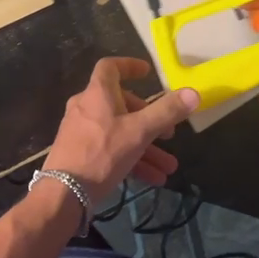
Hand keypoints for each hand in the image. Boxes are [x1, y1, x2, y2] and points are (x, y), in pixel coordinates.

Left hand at [45, 57, 199, 199]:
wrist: (64, 191)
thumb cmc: (102, 152)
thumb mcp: (139, 131)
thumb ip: (166, 112)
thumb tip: (194, 92)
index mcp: (97, 93)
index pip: (110, 67)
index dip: (129, 66)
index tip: (148, 72)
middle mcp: (87, 106)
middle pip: (121, 104)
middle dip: (148, 119)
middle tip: (168, 133)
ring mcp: (82, 130)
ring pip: (120, 131)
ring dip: (146, 147)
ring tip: (169, 166)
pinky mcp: (81, 151)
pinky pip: (111, 149)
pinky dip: (132, 159)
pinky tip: (154, 179)